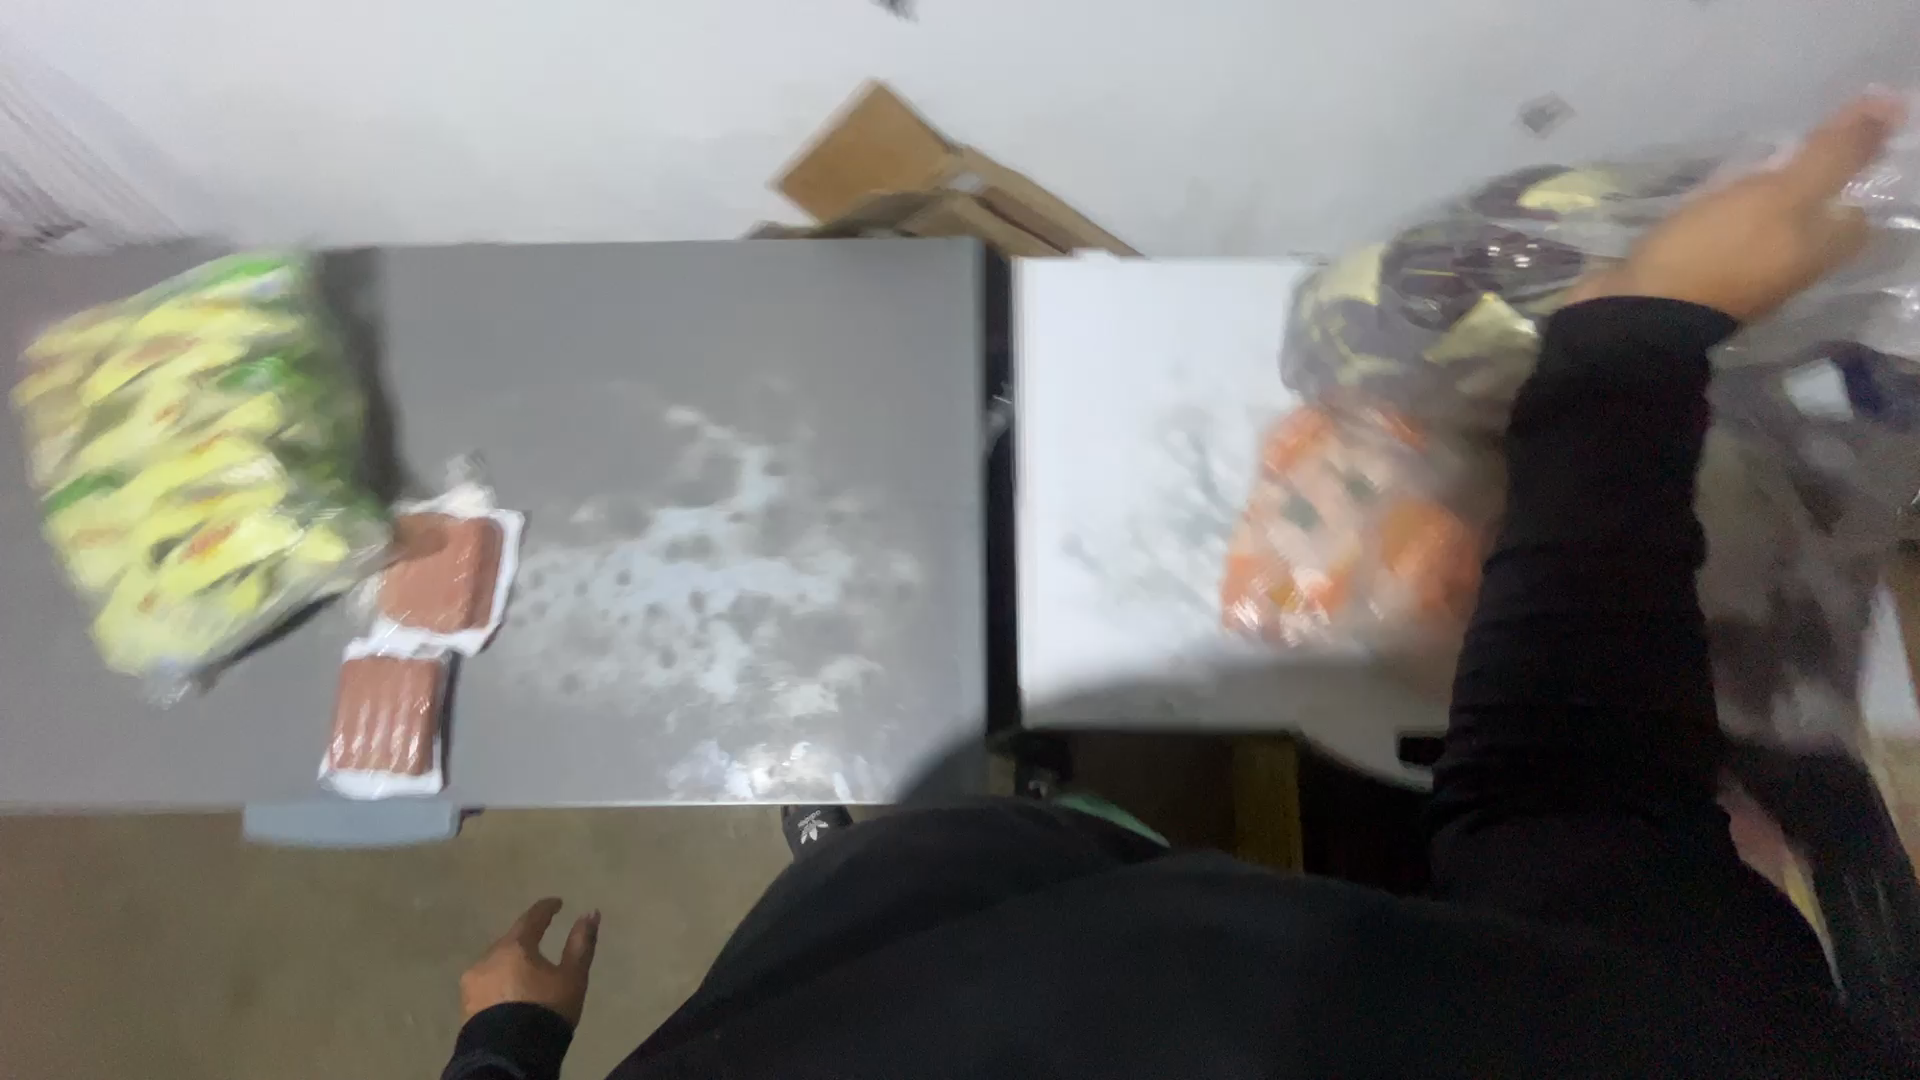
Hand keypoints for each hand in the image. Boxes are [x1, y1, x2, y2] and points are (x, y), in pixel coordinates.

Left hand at [460, 897, 599, 1026]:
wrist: (508, 1060)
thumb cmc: (544, 1011)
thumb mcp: (572, 976)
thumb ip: (581, 942)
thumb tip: (590, 913)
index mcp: (514, 947)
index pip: (531, 918)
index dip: (546, 908)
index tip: (558, 903)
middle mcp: (487, 960)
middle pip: (511, 940)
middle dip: (527, 937)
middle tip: (543, 938)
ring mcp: (472, 985)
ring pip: (497, 961)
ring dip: (512, 960)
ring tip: (528, 968)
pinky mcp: (465, 1007)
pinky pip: (488, 981)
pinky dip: (502, 978)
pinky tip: (512, 989)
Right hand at [1564, 94, 1906, 320]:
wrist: (1633, 315)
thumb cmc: (1713, 253)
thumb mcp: (1782, 192)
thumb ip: (1838, 150)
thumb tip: (1893, 99)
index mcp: (1829, 245)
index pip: (1853, 196)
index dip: (1836, 167)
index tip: (1806, 146)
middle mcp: (1793, 266)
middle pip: (1798, 213)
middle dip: (1779, 188)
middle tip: (1753, 162)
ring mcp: (1739, 280)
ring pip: (1750, 230)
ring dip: (1735, 210)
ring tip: (1712, 186)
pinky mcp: (1690, 286)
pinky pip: (1707, 246)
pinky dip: (1699, 231)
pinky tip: (1682, 218)